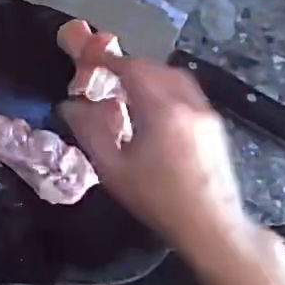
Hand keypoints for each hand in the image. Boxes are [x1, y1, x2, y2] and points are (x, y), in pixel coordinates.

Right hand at [61, 56, 260, 260]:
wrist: (212, 227)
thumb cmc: (158, 200)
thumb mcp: (113, 170)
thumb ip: (89, 132)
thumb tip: (70, 107)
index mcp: (162, 111)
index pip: (133, 70)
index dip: (108, 60)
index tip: (89, 57)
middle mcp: (188, 105)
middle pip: (156, 68)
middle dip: (128, 65)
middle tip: (104, 72)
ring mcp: (206, 114)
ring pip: (176, 77)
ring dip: (149, 74)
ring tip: (126, 86)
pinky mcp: (215, 126)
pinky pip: (187, 92)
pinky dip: (165, 86)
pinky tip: (152, 106)